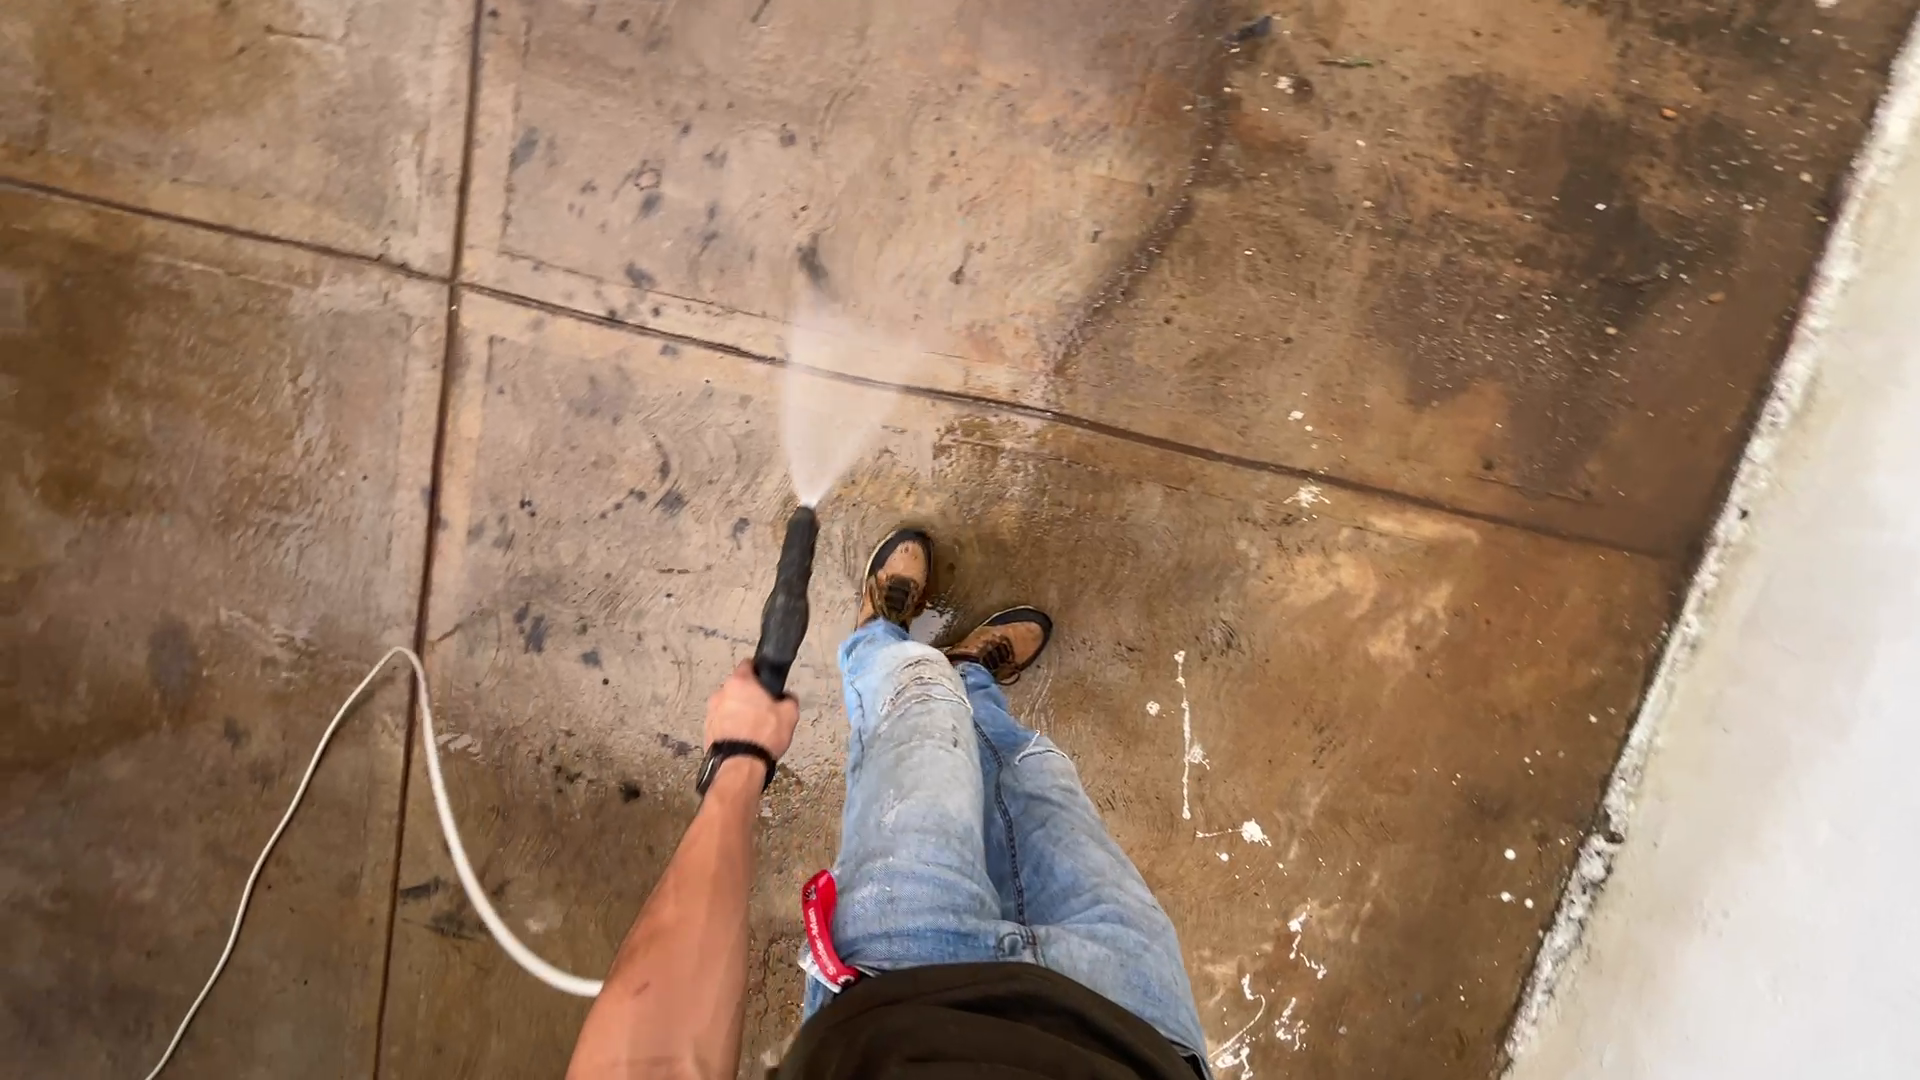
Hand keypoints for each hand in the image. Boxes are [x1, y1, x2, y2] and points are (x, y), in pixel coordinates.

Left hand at [704, 661, 799, 760]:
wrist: (741, 765)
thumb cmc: (762, 736)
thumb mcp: (789, 714)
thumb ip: (789, 699)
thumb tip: (787, 698)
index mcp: (740, 682)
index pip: (748, 665)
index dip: (759, 671)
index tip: (765, 680)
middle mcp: (721, 694)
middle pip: (737, 688)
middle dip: (748, 696)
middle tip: (764, 709)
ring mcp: (711, 713)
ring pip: (728, 706)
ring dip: (738, 713)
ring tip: (754, 729)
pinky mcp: (707, 731)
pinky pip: (722, 723)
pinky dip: (731, 728)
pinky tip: (744, 739)